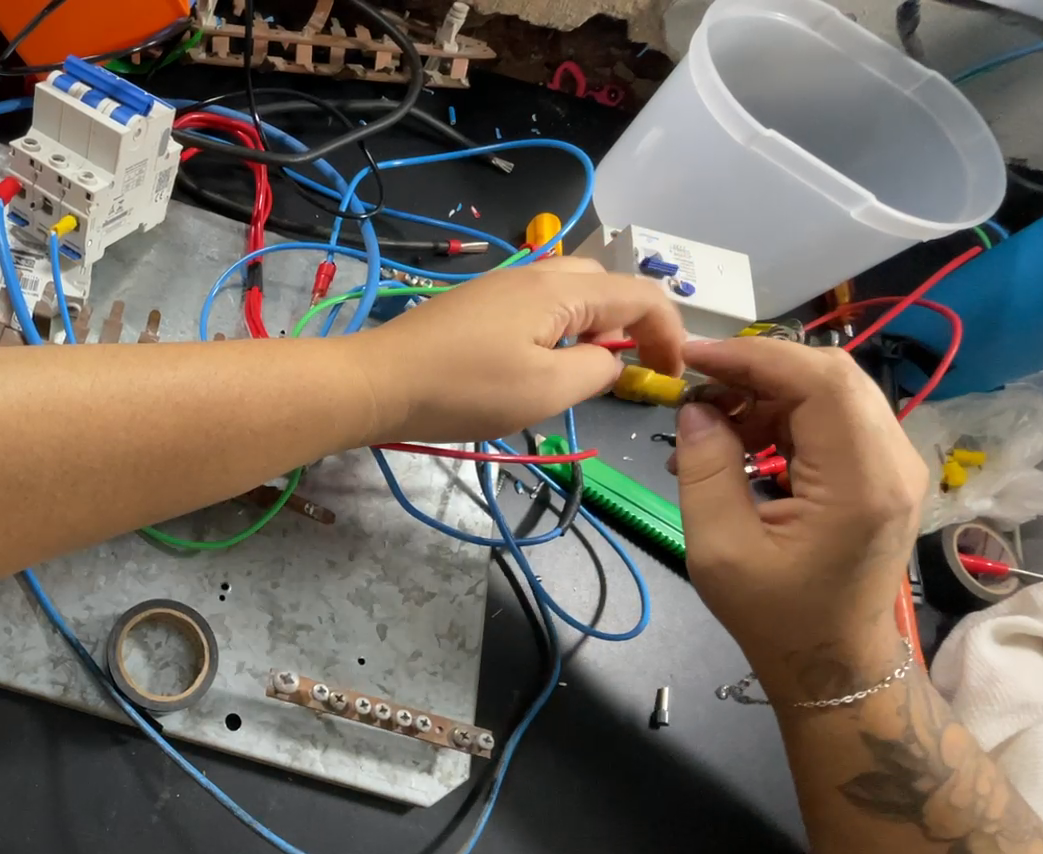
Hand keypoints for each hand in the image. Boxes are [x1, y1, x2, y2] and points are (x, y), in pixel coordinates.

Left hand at [359, 258, 684, 443]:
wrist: (374, 384)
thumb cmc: (461, 390)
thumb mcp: (546, 390)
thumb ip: (597, 371)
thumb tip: (608, 360)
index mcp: (561, 288)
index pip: (641, 295)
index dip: (668, 335)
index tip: (668, 376)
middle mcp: (533, 273)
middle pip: (603, 287)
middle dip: (625, 326)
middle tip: (616, 374)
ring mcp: (495, 287)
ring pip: (564, 297)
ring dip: (584, 330)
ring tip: (570, 375)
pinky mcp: (469, 306)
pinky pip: (528, 310)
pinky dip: (547, 333)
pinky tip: (525, 367)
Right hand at [670, 338, 927, 702]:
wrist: (827, 656)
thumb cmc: (770, 610)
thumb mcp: (718, 545)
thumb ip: (705, 470)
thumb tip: (694, 410)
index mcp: (859, 480)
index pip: (818, 382)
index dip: (751, 358)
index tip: (688, 358)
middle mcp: (891, 461)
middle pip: (830, 377)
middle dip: (753, 369)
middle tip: (689, 387)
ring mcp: (890, 465)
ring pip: (828, 394)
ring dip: (761, 394)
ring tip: (702, 426)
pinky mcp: (875, 473)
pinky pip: (827, 421)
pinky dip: (775, 417)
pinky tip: (733, 443)